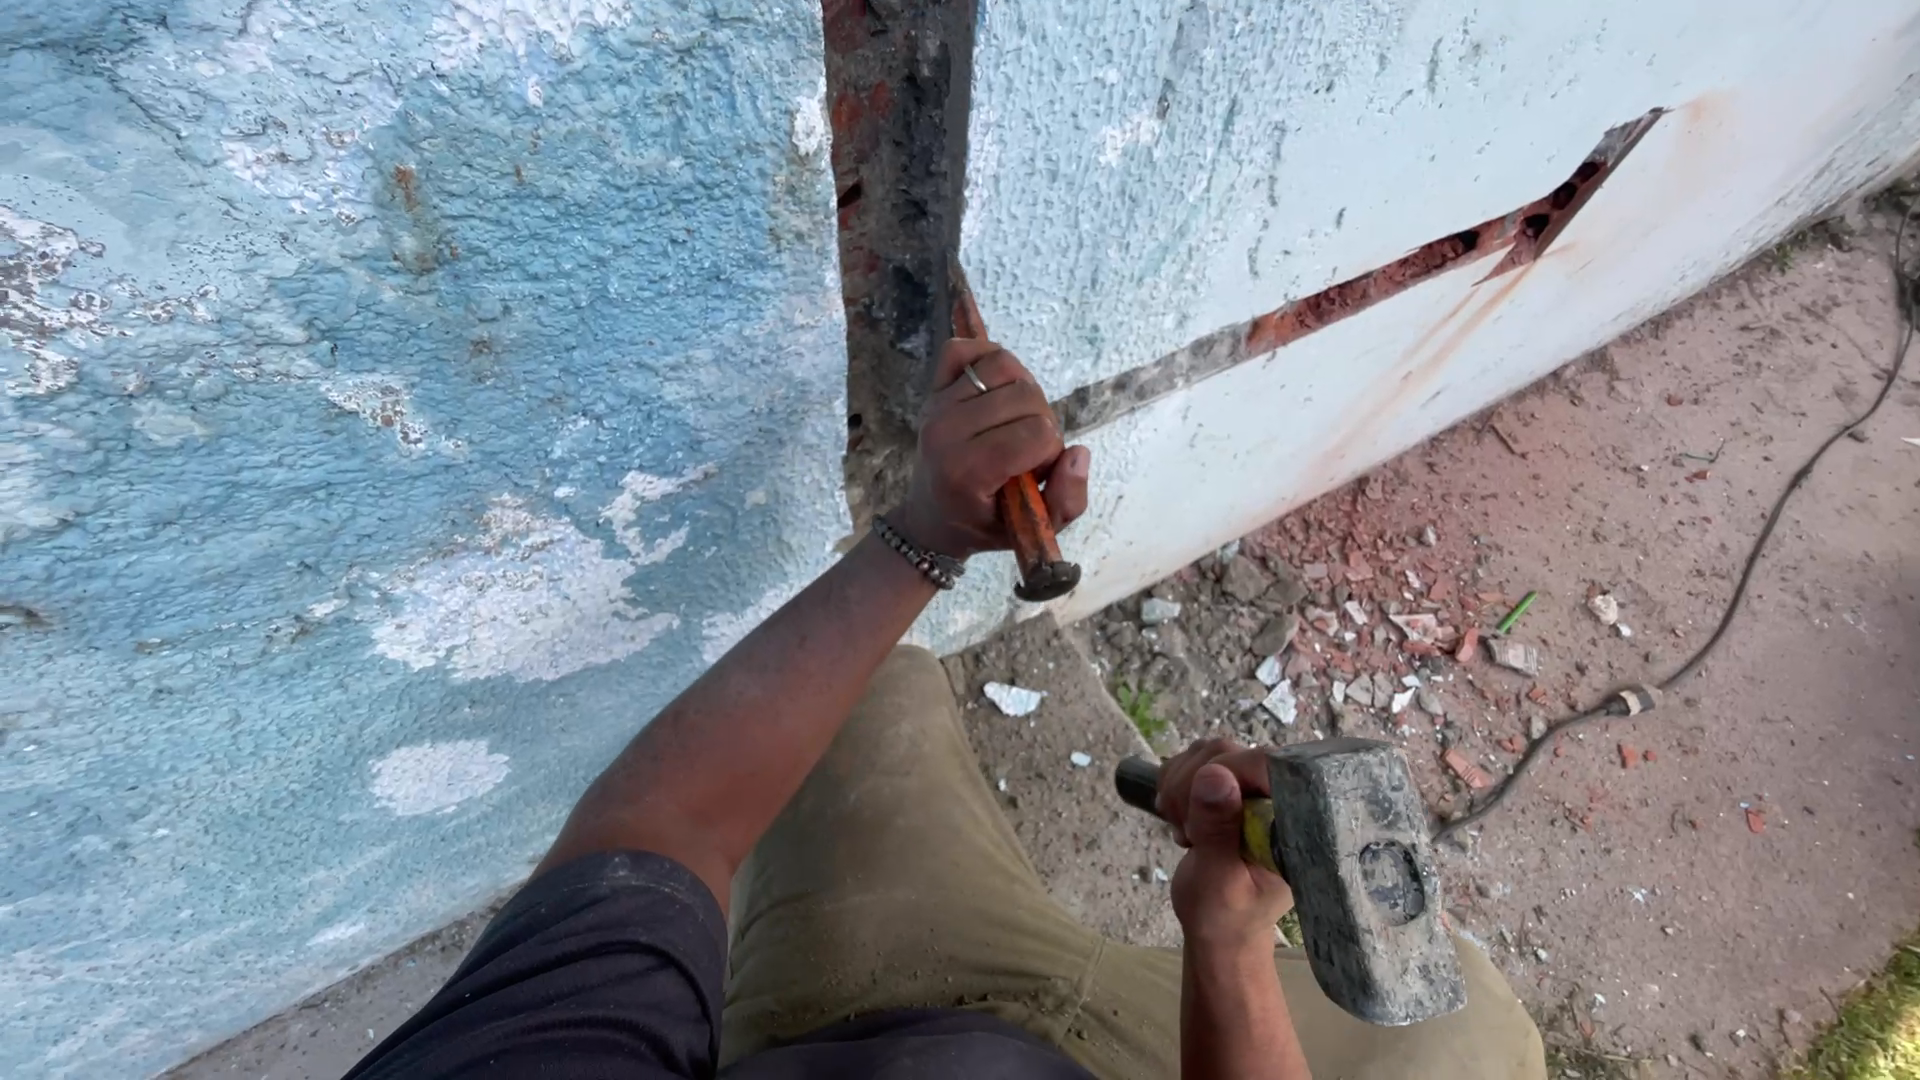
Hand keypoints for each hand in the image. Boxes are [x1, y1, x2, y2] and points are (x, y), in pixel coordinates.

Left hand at [890, 338, 1090, 558]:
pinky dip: (988, 359)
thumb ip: (1066, 501)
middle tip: (1028, 448)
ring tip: (1017, 418)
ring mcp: (937, 406)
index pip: (1036, 433)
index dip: (1049, 451)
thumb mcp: (1032, 532)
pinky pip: (963, 349)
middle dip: (1042, 422)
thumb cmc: (984, 523)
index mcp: (967, 471)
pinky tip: (997, 389)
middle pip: (1025, 396)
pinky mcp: (932, 389)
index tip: (1036, 471)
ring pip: (1002, 364)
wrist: (932, 516)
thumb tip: (1079, 454)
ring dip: (1023, 388)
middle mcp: (947, 432)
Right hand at [1160, 738, 1294, 953]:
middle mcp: (1278, 797)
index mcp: (1294, 822)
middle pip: (1231, 753)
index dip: (1228, 772)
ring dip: (1181, 785)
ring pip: (1209, 752)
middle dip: (1194, 785)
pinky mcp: (1230, 784)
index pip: (1268, 765)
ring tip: (1184, 828)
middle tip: (1185, 830)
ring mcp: (1252, 787)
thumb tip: (1214, 776)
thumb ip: (1217, 831)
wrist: (1218, 928)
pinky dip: (1176, 782)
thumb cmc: (1224, 915)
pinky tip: (1179, 816)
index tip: (1196, 811)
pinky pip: (1195, 758)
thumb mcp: (1217, 881)